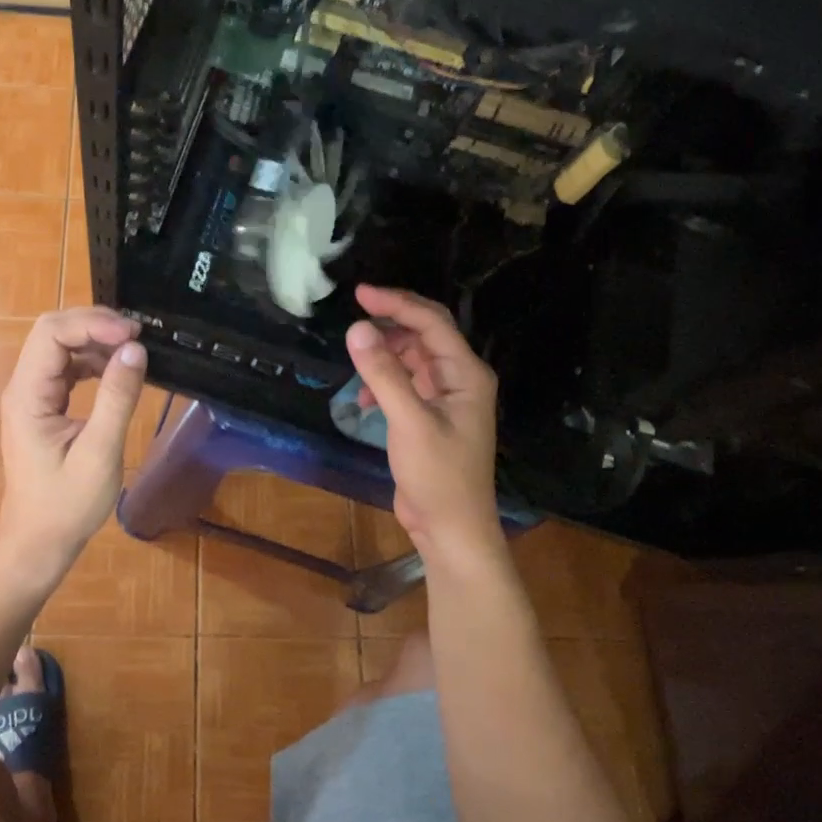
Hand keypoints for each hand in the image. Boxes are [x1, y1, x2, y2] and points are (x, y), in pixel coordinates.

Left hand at [0, 307, 148, 569]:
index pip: (52, 334)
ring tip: (134, 349)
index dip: (92, 324)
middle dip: (94, 324)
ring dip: (95, 340)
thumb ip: (117, 398)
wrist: (39, 542)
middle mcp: (23, 387)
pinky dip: (93, 360)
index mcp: (27, 396)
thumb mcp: (99, 453)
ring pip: (59, 346)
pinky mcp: (43, 405)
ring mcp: (31, 395)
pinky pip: (66, 367)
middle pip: (52, 332)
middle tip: (137, 335)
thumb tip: (135, 349)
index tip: (132, 335)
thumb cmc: (67, 505)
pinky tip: (118, 369)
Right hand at [344, 285, 503, 555]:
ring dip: (384, 354)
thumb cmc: (439, 475)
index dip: (396, 303)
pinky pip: (405, 382)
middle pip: (424, 333)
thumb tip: (357, 329)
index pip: (431, 322)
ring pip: (412, 357)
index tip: (360, 294)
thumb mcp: (409, 421)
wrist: (451, 527)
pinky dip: (383, 382)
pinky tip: (364, 399)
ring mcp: (446, 397)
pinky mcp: (430, 415)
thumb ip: (383, 374)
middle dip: (391, 321)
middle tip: (355, 312)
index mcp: (466, 374)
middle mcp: (459, 379)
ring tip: (357, 362)